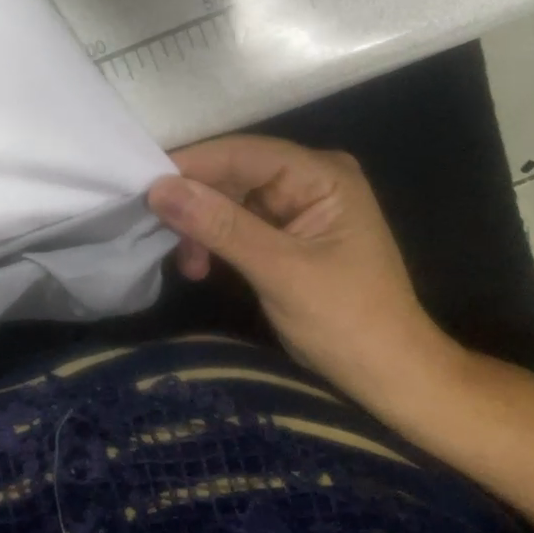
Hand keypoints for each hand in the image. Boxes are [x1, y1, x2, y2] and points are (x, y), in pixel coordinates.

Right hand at [147, 135, 462, 402]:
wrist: (391, 378)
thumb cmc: (348, 323)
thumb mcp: (280, 272)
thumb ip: (221, 226)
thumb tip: (159, 189)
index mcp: (322, 176)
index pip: (244, 153)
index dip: (193, 165)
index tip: (142, 183)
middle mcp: (310, 179)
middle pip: (233, 173)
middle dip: (195, 202)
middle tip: (156, 230)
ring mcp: (298, 206)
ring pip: (228, 198)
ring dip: (201, 227)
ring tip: (186, 264)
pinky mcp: (285, 233)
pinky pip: (235, 222)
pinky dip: (213, 241)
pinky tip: (198, 266)